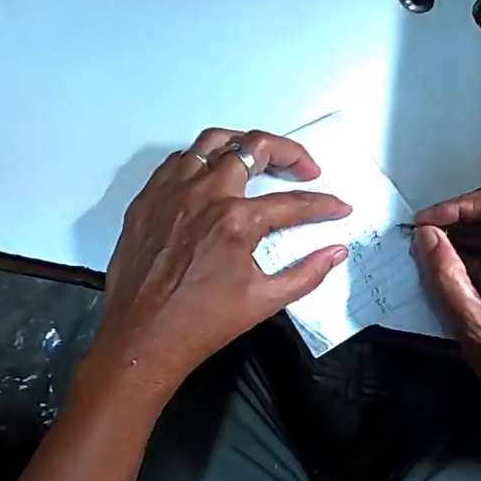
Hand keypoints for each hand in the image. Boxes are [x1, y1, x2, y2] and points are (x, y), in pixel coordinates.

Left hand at [94, 128, 350, 393]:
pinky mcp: (146, 200)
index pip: (293, 202)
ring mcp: (170, 193)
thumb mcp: (264, 302)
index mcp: (234, 221)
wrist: (143, 338)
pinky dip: (200, 160)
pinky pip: (176, 161)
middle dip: (288, 153)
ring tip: (259, 159)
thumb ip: (307, 274)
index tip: (337, 207)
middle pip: (254, 146)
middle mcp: (202, 196)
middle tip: (302, 169)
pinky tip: (211, 175)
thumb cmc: (199, 324)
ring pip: (211, 141)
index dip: (323, 204)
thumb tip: (335, 253)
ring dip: (242, 144)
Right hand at [410, 187, 480, 435]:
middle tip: (418, 237)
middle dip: (453, 223)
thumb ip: (444, 272)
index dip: (460, 206)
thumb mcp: (468, 318)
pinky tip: (438, 271)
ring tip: (422, 254)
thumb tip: (423, 233)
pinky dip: (462, 261)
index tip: (426, 222)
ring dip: (455, 243)